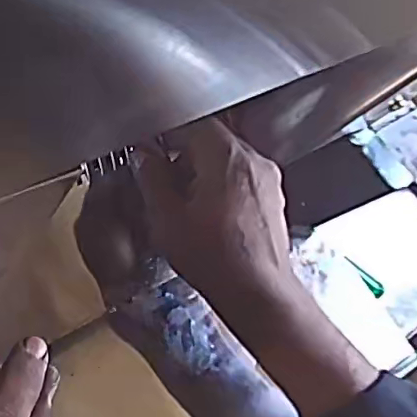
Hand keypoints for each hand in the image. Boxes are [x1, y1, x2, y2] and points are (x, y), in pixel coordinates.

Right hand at [137, 117, 295, 306]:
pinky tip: (204, 213)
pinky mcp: (272, 200)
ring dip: (201, 171)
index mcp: (227, 158)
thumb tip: (144, 154)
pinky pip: (240, 178)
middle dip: (183, 154)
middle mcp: (254, 161)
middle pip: (213, 140)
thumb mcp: (166, 216)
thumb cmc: (211, 256)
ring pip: (227, 159)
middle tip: (160, 178)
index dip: (166, 134)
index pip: (194, 125)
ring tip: (180, 200)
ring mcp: (268, 180)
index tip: (147, 150)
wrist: (257, 292)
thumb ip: (152, 177)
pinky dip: (219, 185)